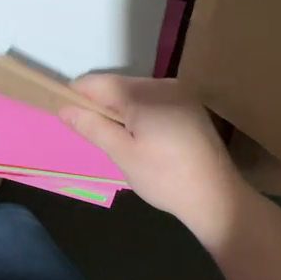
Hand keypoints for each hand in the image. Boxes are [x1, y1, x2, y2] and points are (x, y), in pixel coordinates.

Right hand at [60, 75, 259, 249]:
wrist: (216, 196)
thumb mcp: (121, 154)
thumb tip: (64, 108)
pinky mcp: (190, 107)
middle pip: (118, 86)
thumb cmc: (164, 177)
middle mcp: (164, 85)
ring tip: (122, 144)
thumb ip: (92, 126)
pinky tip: (145, 141)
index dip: (76, 96)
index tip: (68, 117)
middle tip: (98, 139)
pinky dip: (141, 115)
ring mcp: (181, 94)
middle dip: (101, 106)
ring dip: (121, 112)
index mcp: (144, 94)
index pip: (97, 83)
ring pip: (136, 94)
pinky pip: (154, 102)